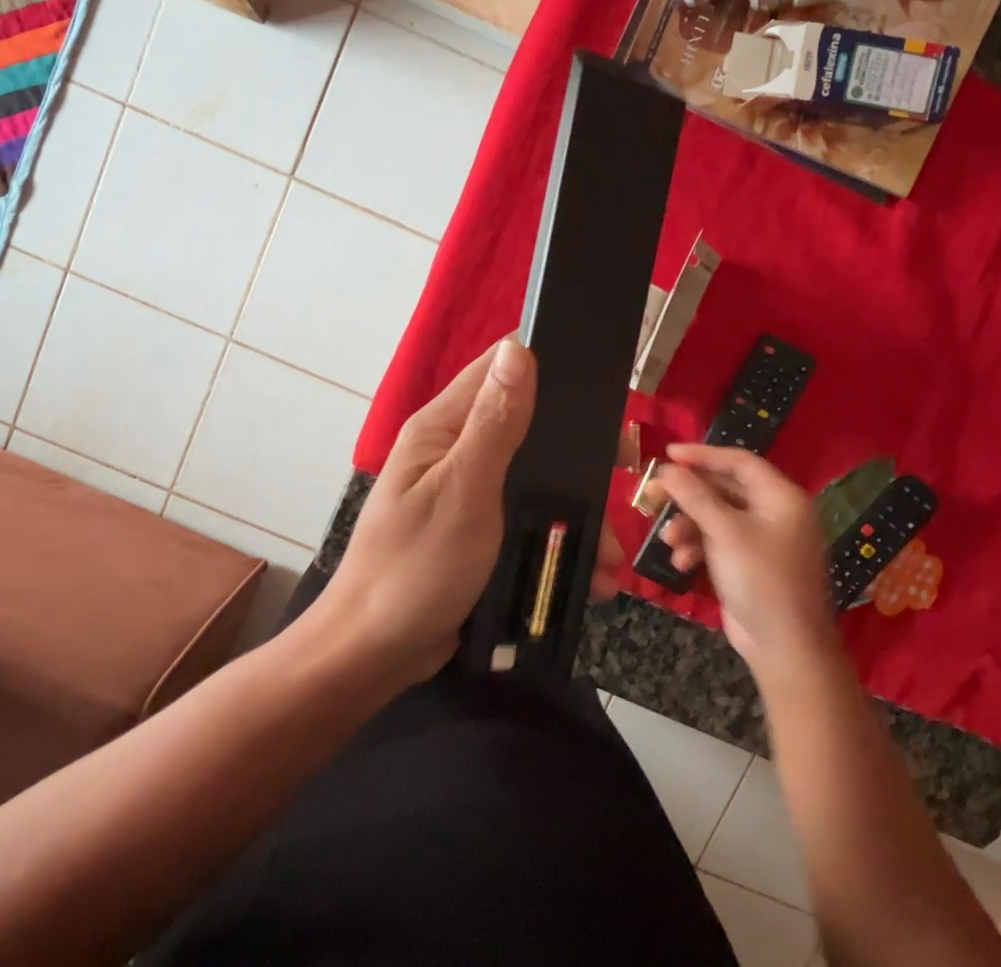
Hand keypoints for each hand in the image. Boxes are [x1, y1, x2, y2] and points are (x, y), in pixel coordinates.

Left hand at [308, 338, 624, 686]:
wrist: (378, 651)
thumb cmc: (417, 566)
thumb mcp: (463, 491)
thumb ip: (495, 423)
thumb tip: (520, 348)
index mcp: (442, 428)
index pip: (500, 370)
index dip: (553, 369)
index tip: (609, 392)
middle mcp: (456, 453)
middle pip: (532, 431)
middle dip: (579, 456)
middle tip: (622, 477)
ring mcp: (469, 498)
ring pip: (539, 485)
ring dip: (578, 514)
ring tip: (611, 556)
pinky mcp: (481, 538)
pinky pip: (531, 528)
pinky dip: (562, 547)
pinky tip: (591, 577)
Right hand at [656, 445, 832, 673]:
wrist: (784, 644)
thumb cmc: (760, 578)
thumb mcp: (725, 532)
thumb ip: (695, 497)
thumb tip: (667, 468)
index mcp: (781, 497)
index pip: (739, 462)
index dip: (703, 454)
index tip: (667, 453)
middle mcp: (775, 513)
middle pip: (724, 490)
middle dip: (689, 497)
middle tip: (655, 496)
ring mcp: (763, 540)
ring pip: (716, 519)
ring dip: (689, 527)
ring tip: (668, 541)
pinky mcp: (749, 564)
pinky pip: (718, 543)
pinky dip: (698, 548)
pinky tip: (682, 563)